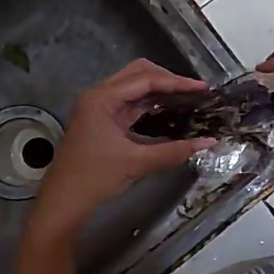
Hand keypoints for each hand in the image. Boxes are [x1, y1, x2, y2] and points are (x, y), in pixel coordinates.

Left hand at [30, 60, 216, 236]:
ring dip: (158, 91)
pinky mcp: (101, 120)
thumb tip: (208, 142)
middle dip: (167, 80)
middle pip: (137, 74)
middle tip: (194, 92)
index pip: (144, 79)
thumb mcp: (137, 163)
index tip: (202, 88)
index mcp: (101, 98)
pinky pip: (128, 104)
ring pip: (133, 88)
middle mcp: (98, 95)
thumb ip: (174, 150)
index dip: (175, 82)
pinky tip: (168, 111)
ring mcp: (97, 107)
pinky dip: (148, 104)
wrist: (64, 199)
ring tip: (187, 99)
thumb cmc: (95, 177)